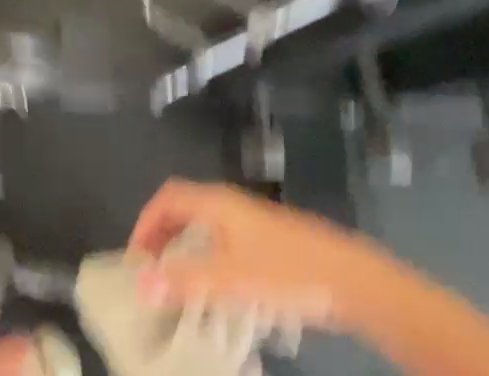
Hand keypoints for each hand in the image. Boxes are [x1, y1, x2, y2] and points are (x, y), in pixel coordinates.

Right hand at [128, 180, 396, 329]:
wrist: (352, 280)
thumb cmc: (286, 272)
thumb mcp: (229, 279)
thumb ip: (183, 282)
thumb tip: (138, 285)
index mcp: (216, 203)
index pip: (167, 198)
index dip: (145, 222)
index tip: (136, 256)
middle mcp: (231, 204)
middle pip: (184, 209)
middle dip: (162, 236)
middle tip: (152, 270)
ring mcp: (254, 221)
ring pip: (206, 226)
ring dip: (186, 248)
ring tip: (180, 282)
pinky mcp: (272, 241)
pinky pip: (225, 240)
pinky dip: (209, 257)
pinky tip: (220, 288)